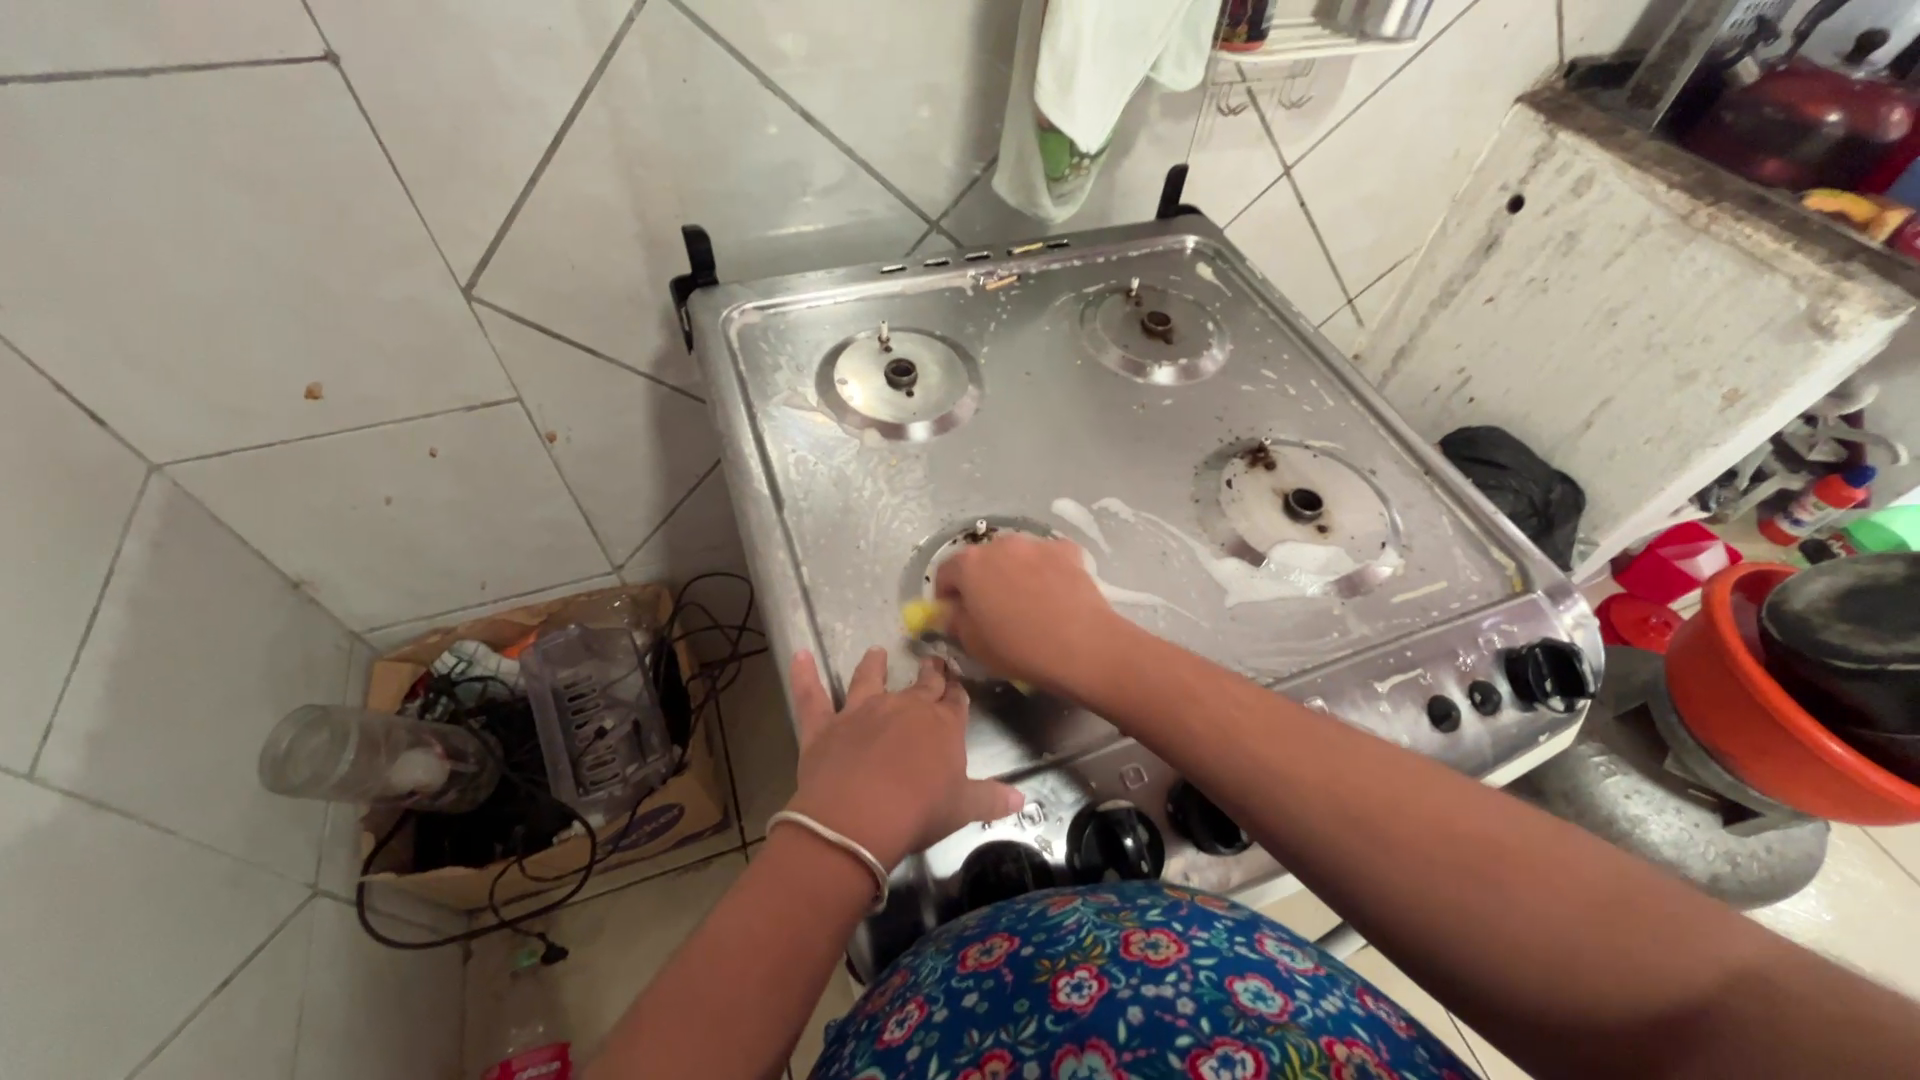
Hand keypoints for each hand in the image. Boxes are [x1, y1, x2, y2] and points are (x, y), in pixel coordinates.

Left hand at [785, 647, 1024, 870]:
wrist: (859, 817)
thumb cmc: (919, 811)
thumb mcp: (963, 808)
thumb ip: (992, 799)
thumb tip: (1022, 800)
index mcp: (941, 725)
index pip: (954, 701)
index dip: (957, 693)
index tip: (957, 684)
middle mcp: (903, 708)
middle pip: (921, 685)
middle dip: (929, 673)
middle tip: (932, 661)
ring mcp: (860, 712)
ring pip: (868, 680)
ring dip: (873, 665)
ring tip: (876, 652)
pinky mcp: (824, 726)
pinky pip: (812, 696)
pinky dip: (804, 676)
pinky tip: (799, 655)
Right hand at [932, 533, 1130, 695]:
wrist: (1081, 646)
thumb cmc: (1018, 648)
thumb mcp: (973, 645)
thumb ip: (955, 621)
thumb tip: (952, 611)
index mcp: (969, 564)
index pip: (945, 573)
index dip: (946, 595)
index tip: (955, 614)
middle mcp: (1000, 544)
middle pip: (981, 560)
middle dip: (981, 580)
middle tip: (992, 610)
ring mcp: (1036, 544)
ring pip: (1015, 556)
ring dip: (1013, 572)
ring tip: (1027, 602)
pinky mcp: (1067, 550)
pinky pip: (1047, 558)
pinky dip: (1046, 570)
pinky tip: (1054, 593)